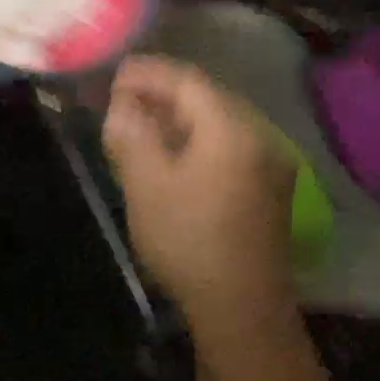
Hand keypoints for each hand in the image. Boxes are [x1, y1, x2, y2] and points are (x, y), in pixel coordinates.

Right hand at [103, 57, 296, 329]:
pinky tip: (167, 151)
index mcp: (232, 131)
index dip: (147, 73)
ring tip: (135, 121)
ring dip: (175, 115)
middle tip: (118, 97)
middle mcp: (260, 138)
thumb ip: (132, 134)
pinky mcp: (266, 190)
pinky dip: (193, 137)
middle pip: (207, 98)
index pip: (188, 82)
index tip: (111, 75)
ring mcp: (268, 165)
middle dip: (160, 92)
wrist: (240, 308)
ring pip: (217, 122)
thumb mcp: (145, 183)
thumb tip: (121, 104)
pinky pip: (226, 145)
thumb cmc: (187, 238)